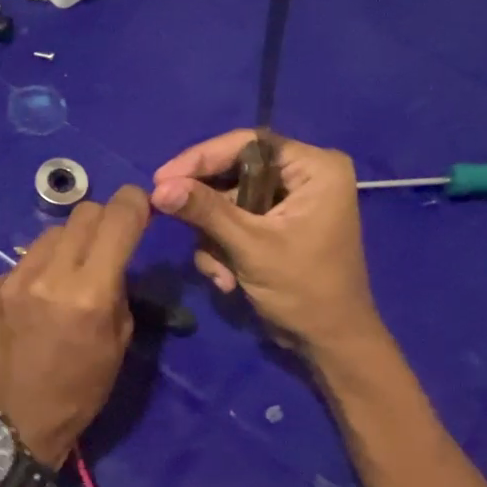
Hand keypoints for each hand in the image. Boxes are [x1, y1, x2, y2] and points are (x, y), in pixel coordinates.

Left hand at [0, 186, 151, 466]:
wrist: (17, 420)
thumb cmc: (81, 390)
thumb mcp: (119, 342)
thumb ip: (119, 289)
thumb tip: (115, 257)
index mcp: (90, 293)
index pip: (118, 218)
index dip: (135, 203)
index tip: (141, 207)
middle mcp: (50, 276)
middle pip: (84, 213)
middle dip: (104, 220)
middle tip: (110, 243)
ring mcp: (14, 279)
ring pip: (52, 232)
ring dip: (70, 243)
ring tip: (72, 275)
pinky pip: (26, 260)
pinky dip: (41, 269)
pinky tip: (40, 300)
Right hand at [150, 130, 380, 349]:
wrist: (328, 342)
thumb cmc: (304, 290)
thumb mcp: (250, 247)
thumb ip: (205, 212)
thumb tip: (158, 189)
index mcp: (315, 168)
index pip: (248, 144)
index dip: (201, 158)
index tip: (161, 178)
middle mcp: (304, 177)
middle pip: (232, 174)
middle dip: (208, 213)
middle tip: (171, 220)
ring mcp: (289, 204)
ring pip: (226, 204)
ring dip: (214, 240)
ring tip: (220, 274)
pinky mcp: (275, 228)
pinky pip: (233, 225)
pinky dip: (223, 251)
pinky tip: (228, 280)